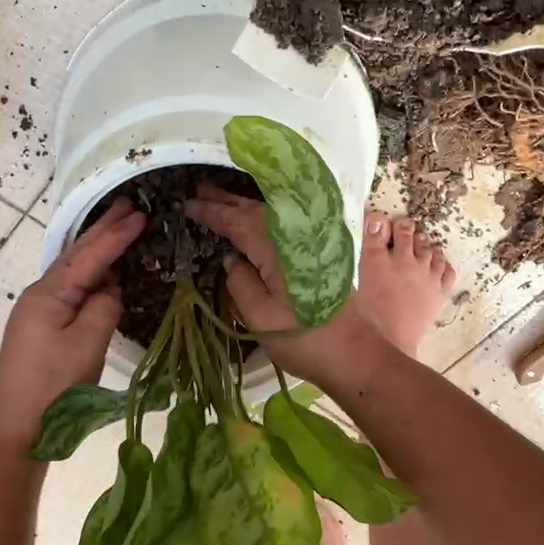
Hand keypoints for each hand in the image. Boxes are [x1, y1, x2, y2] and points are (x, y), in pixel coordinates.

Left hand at [0, 199, 145, 436]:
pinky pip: (69, 292)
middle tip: (129, 205)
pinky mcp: (40, 330)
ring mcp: (37, 313)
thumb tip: (109, 289)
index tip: (141, 214)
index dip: (116, 235)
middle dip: (103, 231)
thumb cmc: (52, 387)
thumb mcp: (87, 344)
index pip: (89, 256)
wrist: (15, 431)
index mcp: (48, 294)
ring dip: (96, 251)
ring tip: (120, 229)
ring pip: (72, 273)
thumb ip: (104, 307)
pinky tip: (102, 275)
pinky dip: (89, 276)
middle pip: (75, 256)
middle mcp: (38, 295)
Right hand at [184, 186, 394, 392]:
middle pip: (255, 210)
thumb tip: (231, 260)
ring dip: (244, 207)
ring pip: (271, 216)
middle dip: (226, 201)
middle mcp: (293, 236)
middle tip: (200, 190)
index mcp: (275, 247)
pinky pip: (284, 226)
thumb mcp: (259, 317)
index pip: (236, 221)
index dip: (211, 212)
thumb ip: (240, 284)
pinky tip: (255, 222)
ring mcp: (310, 243)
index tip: (187, 204)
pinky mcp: (320, 255)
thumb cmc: (304, 339)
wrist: (356, 354)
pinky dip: (264, 219)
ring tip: (220, 201)